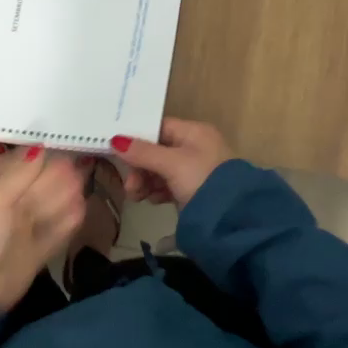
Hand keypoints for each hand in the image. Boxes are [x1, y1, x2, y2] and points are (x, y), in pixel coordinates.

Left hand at [0, 146, 86, 312]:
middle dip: (56, 176)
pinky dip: (67, 222)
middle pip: (37, 185)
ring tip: (84, 185)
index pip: (18, 166)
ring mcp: (23, 229)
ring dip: (65, 197)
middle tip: (79, 166)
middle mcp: (9, 206)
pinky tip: (81, 211)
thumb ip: (19, 174)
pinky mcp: (35, 251)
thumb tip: (40, 147)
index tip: (61, 148)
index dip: (39, 157)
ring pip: (48, 207)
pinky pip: (55, 233)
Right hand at [109, 118, 230, 208]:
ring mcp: (195, 169)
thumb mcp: (172, 164)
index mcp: (194, 133)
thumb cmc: (202, 181)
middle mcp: (195, 147)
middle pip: (156, 150)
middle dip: (139, 167)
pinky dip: (157, 190)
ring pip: (160, 169)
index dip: (137, 138)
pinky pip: (168, 184)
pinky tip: (152, 200)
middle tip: (130, 186)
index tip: (117, 152)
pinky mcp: (193, 189)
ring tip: (138, 196)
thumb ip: (143, 152)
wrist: (233, 220)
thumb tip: (115, 139)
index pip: (158, 128)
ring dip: (145, 181)